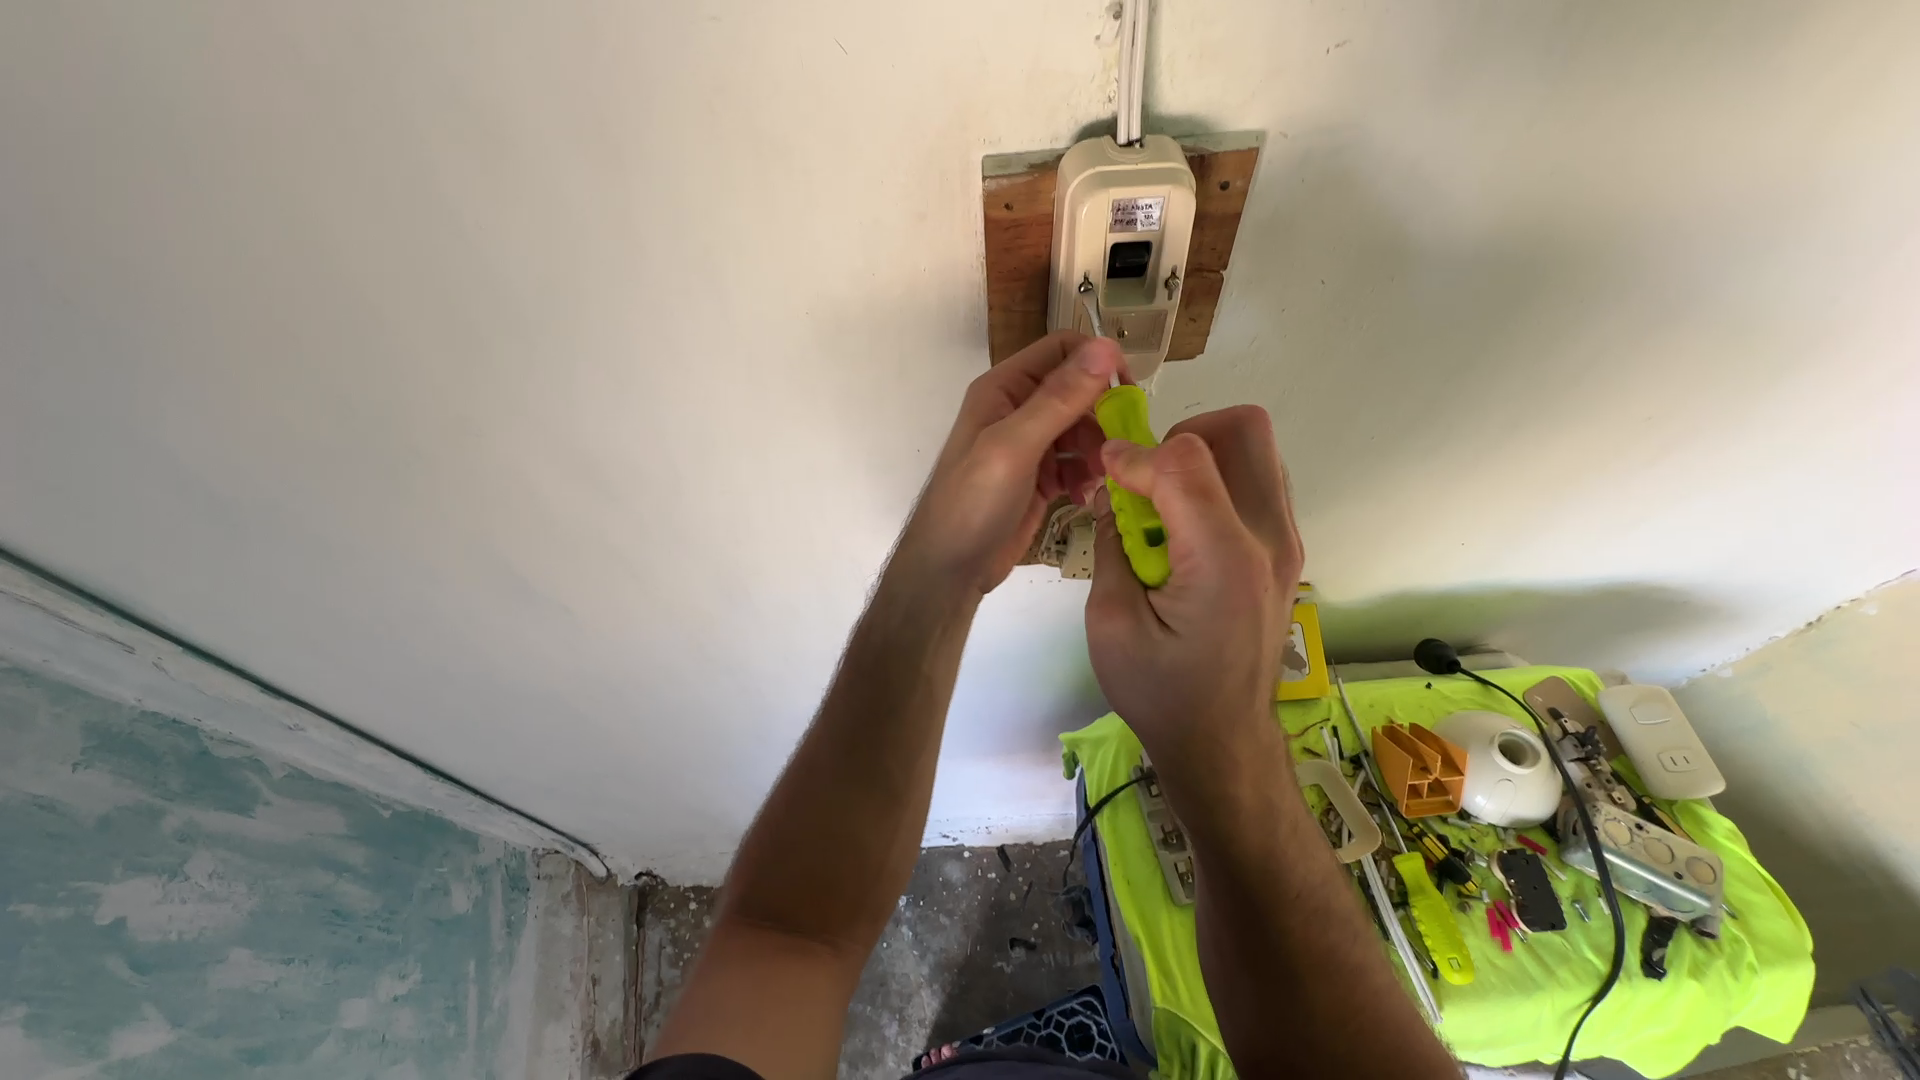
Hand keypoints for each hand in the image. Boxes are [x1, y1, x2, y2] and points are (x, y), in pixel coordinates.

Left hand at [898, 332, 1121, 595]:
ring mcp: (1029, 445)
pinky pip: (1075, 463)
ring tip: (1095, 479)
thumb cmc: (973, 502)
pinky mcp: (1039, 478)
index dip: (1097, 362)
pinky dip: (1085, 476)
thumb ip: (1059, 398)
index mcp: (1004, 388)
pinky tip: (1082, 497)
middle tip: (1115, 447)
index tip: (1128, 392)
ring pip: (1081, 430)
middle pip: (1078, 392)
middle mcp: (1017, 409)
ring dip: (1096, 451)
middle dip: (1101, 417)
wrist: (952, 568)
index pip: (1061, 350)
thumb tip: (1105, 347)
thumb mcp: (1015, 445)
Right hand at [1084, 406, 1304, 772]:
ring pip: (1257, 448)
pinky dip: (1219, 480)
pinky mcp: (1286, 551)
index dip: (1134, 455)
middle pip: (1243, 428)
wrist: (1221, 740)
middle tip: (1147, 479)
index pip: (1185, 460)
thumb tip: (1112, 493)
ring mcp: (1286, 542)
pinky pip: (1259, 481)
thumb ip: (1111, 544)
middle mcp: (1268, 538)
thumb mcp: (1111, 621)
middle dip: (1183, 435)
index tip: (1105, 475)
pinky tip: (1186, 525)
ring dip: (1203, 456)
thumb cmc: (1160, 690)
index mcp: (1223, 558)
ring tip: (1164, 502)